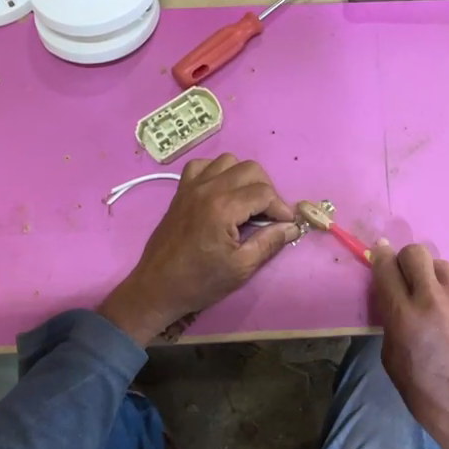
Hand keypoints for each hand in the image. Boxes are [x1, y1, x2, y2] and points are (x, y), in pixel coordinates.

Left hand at [98, 155, 301, 344]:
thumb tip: (292, 226)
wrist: (157, 287)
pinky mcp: (180, 190)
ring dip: (244, 177)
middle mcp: (207, 189)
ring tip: (247, 202)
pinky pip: (202, 165)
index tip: (286, 223)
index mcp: (222, 208)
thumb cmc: (199, 282)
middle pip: (250, 169)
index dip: (281, 207)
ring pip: (228, 161)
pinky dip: (217, 171)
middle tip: (268, 214)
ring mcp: (191, 186)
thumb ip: (269, 242)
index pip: (264, 192)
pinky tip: (221, 191)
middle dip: (266, 189)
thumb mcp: (241, 268)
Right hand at [372, 241, 448, 448]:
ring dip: (430, 274)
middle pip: (416, 253)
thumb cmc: (422, 390)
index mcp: (405, 316)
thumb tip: (392, 293)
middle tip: (405, 274)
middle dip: (406, 259)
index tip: (379, 252)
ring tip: (431, 293)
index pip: (387, 267)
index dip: (380, 256)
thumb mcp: (391, 356)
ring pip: (442, 264)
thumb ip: (391, 318)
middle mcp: (433, 301)